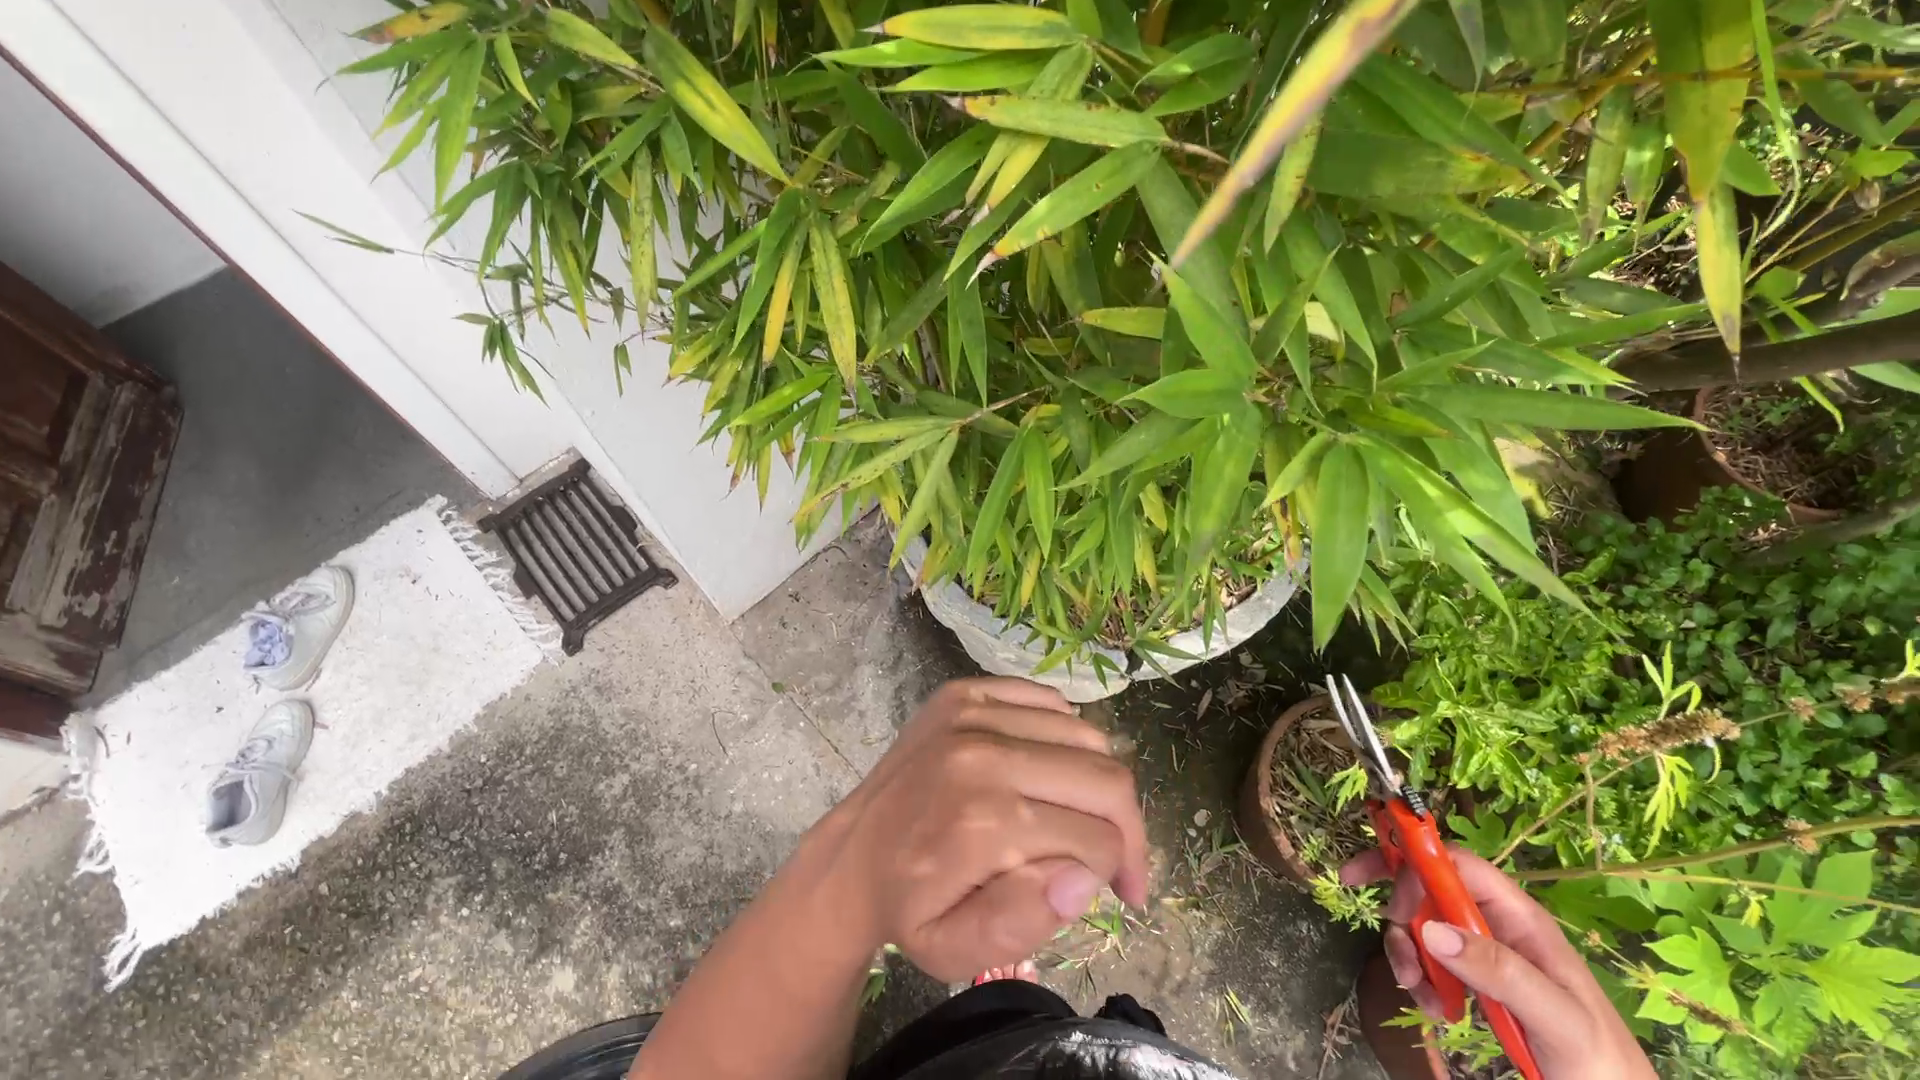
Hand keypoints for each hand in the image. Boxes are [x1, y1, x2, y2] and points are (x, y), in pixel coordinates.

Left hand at [820, 677, 1148, 981]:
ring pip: (1087, 737)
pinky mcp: (964, 693)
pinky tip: (1047, 772)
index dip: (1119, 870)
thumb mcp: (955, 950)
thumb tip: (1084, 877)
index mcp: (983, 822)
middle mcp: (982, 754)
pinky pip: (1050, 702)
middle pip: (1105, 779)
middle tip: (1116, 858)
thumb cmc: (910, 909)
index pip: (1099, 838)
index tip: (1119, 892)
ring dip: (1096, 783)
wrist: (851, 856)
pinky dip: (1065, 737)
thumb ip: (1022, 923)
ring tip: (1078, 816)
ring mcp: (971, 714)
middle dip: (1126, 826)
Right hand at [1341, 848, 1653, 1079]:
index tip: (1375, 889)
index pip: (1456, 864)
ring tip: (1420, 995)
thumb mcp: (1555, 1018)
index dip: (1411, 863)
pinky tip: (1433, 1006)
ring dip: (1407, 954)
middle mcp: (1496, 923)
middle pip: (1427, 890)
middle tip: (1400, 957)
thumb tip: (1430, 929)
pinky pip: (1428, 957)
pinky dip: (1418, 976)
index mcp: (1520, 918)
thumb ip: (1499, 971)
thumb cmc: (1597, 1059)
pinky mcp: (1473, 974)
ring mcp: (1483, 948)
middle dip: (1400, 917)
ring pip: (1421, 924)